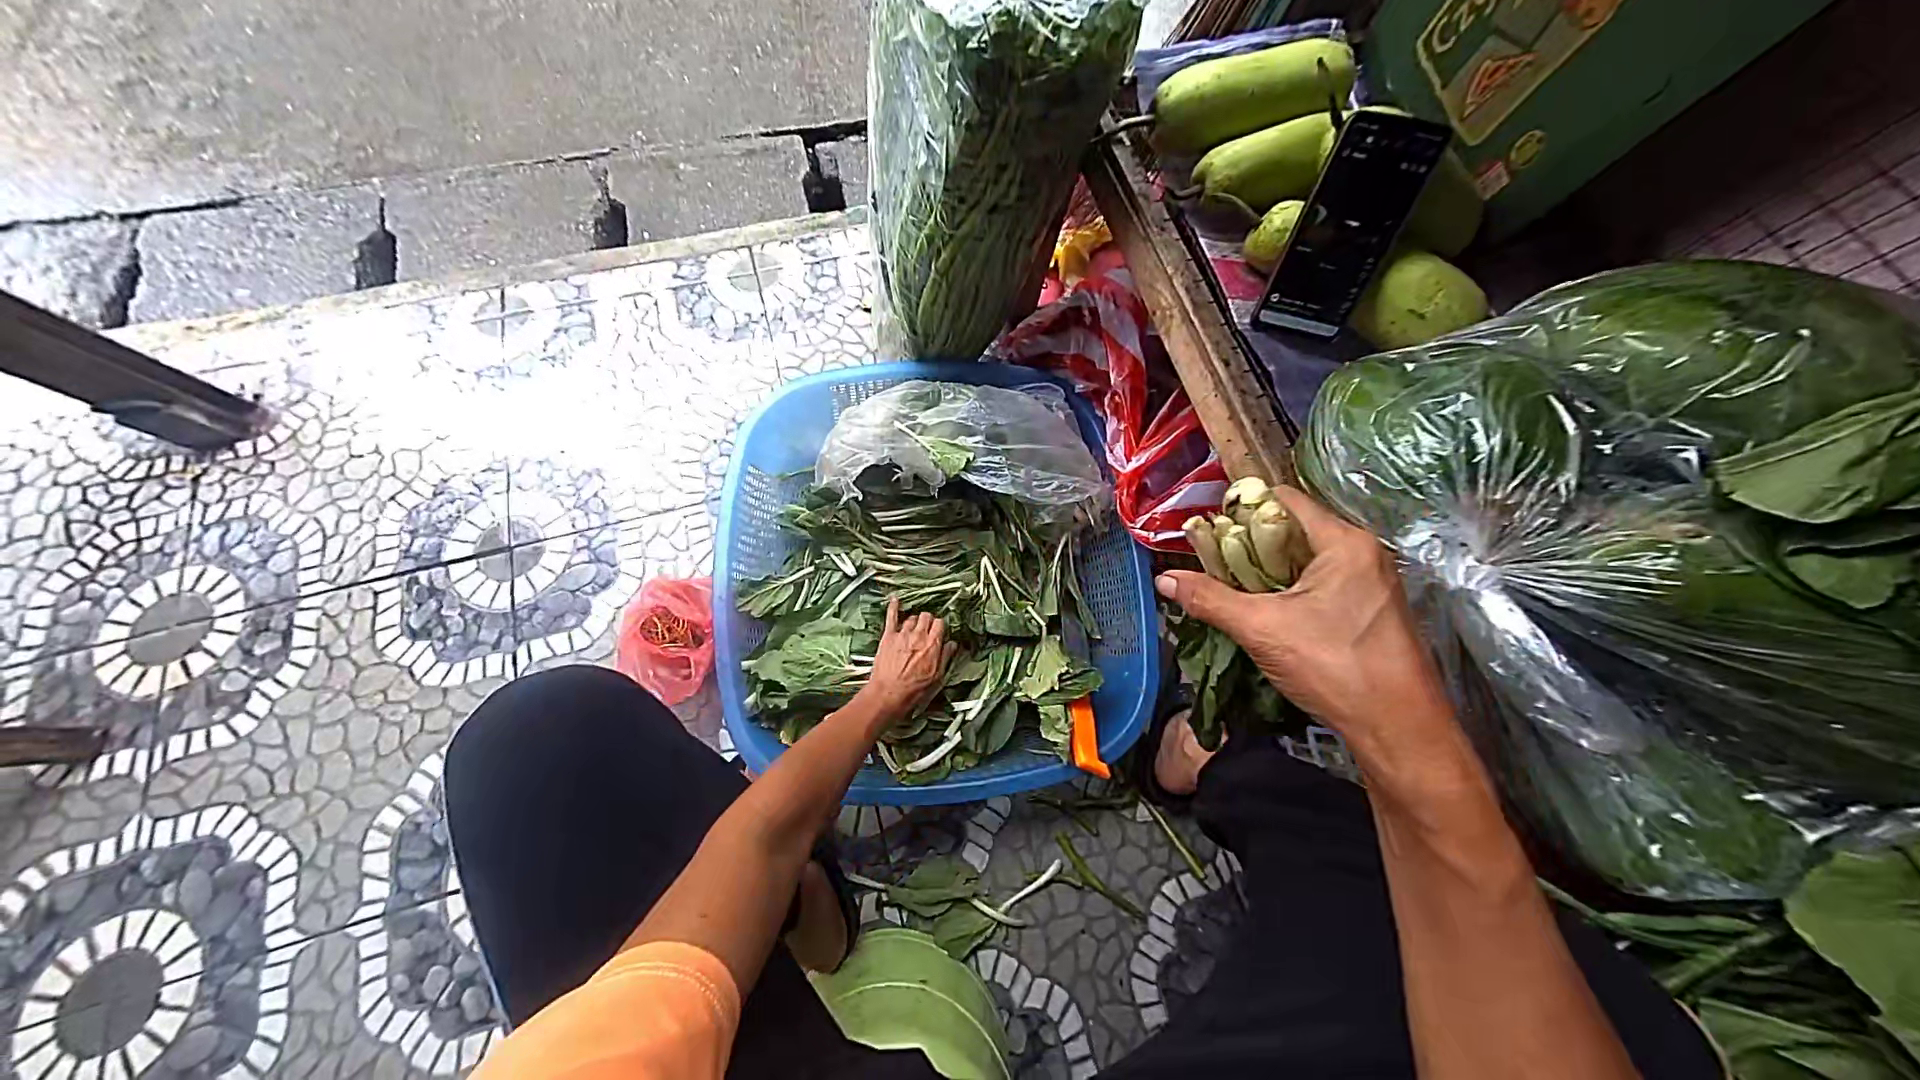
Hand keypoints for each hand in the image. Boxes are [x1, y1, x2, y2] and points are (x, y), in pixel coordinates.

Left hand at [854, 597, 953, 722]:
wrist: (889, 693)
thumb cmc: (914, 689)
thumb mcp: (938, 676)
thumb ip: (946, 657)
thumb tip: (952, 645)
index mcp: (932, 644)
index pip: (940, 624)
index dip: (939, 626)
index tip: (939, 630)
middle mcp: (918, 636)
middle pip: (926, 616)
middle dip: (928, 620)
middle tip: (927, 628)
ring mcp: (902, 634)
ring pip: (911, 617)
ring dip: (914, 621)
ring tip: (914, 627)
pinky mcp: (888, 637)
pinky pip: (891, 616)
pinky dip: (893, 606)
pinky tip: (895, 599)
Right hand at [1156, 486, 1455, 755]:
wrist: (1399, 728)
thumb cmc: (1336, 667)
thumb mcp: (1262, 629)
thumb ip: (1210, 599)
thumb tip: (1164, 579)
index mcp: (1344, 542)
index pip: (1283, 499)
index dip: (1240, 508)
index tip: (1207, 531)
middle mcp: (1361, 551)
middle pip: (1291, 527)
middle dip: (1247, 542)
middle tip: (1211, 561)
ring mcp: (1368, 580)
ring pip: (1302, 557)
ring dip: (1264, 567)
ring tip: (1229, 585)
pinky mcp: (1366, 606)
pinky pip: (1316, 579)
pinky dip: (1285, 586)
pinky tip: (1261, 608)